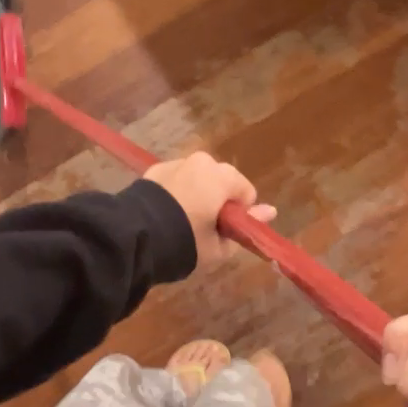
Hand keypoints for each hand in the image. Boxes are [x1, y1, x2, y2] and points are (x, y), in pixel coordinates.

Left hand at [142, 152, 275, 263]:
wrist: (136, 236)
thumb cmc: (186, 241)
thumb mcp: (220, 245)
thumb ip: (248, 225)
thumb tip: (271, 211)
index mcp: (221, 175)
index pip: (245, 192)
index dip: (239, 215)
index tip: (225, 232)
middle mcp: (200, 162)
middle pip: (220, 181)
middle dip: (217, 201)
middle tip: (205, 229)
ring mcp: (174, 163)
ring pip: (196, 179)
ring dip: (196, 195)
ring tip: (182, 223)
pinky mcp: (153, 171)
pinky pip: (175, 181)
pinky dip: (176, 194)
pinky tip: (165, 215)